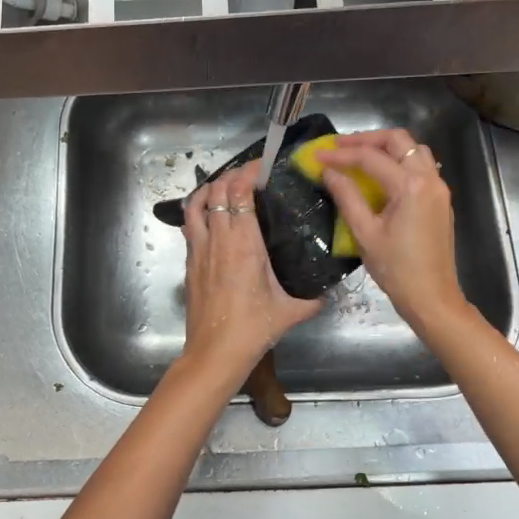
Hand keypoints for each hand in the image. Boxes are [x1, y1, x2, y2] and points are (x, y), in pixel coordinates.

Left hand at [180, 162, 321, 379]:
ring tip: (226, 187)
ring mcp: (200, 249)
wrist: (215, 352)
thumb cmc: (253, 328)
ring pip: (197, 204)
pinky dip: (198, 210)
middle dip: (231, 176)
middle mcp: (219, 239)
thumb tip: (329, 292)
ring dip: (210, 189)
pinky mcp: (190, 261)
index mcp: (245, 244)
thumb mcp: (290, 312)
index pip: (240, 194)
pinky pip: (190, 224)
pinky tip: (210, 214)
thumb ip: (313, 299)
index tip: (262, 166)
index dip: (248, 173)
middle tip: (249, 175)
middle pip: (217, 191)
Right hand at [316, 129, 466, 324]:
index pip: (371, 158)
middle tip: (340, 147)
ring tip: (358, 156)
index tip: (317, 154)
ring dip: (386, 147)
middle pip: (399, 140)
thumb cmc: (396, 269)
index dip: (341, 154)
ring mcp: (439, 189)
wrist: (432, 298)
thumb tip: (329, 172)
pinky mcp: (440, 200)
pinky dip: (398, 162)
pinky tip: (379, 175)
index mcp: (411, 187)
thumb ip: (347, 197)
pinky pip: (420, 167)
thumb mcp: (364, 233)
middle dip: (367, 139)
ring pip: (414, 150)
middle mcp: (430, 179)